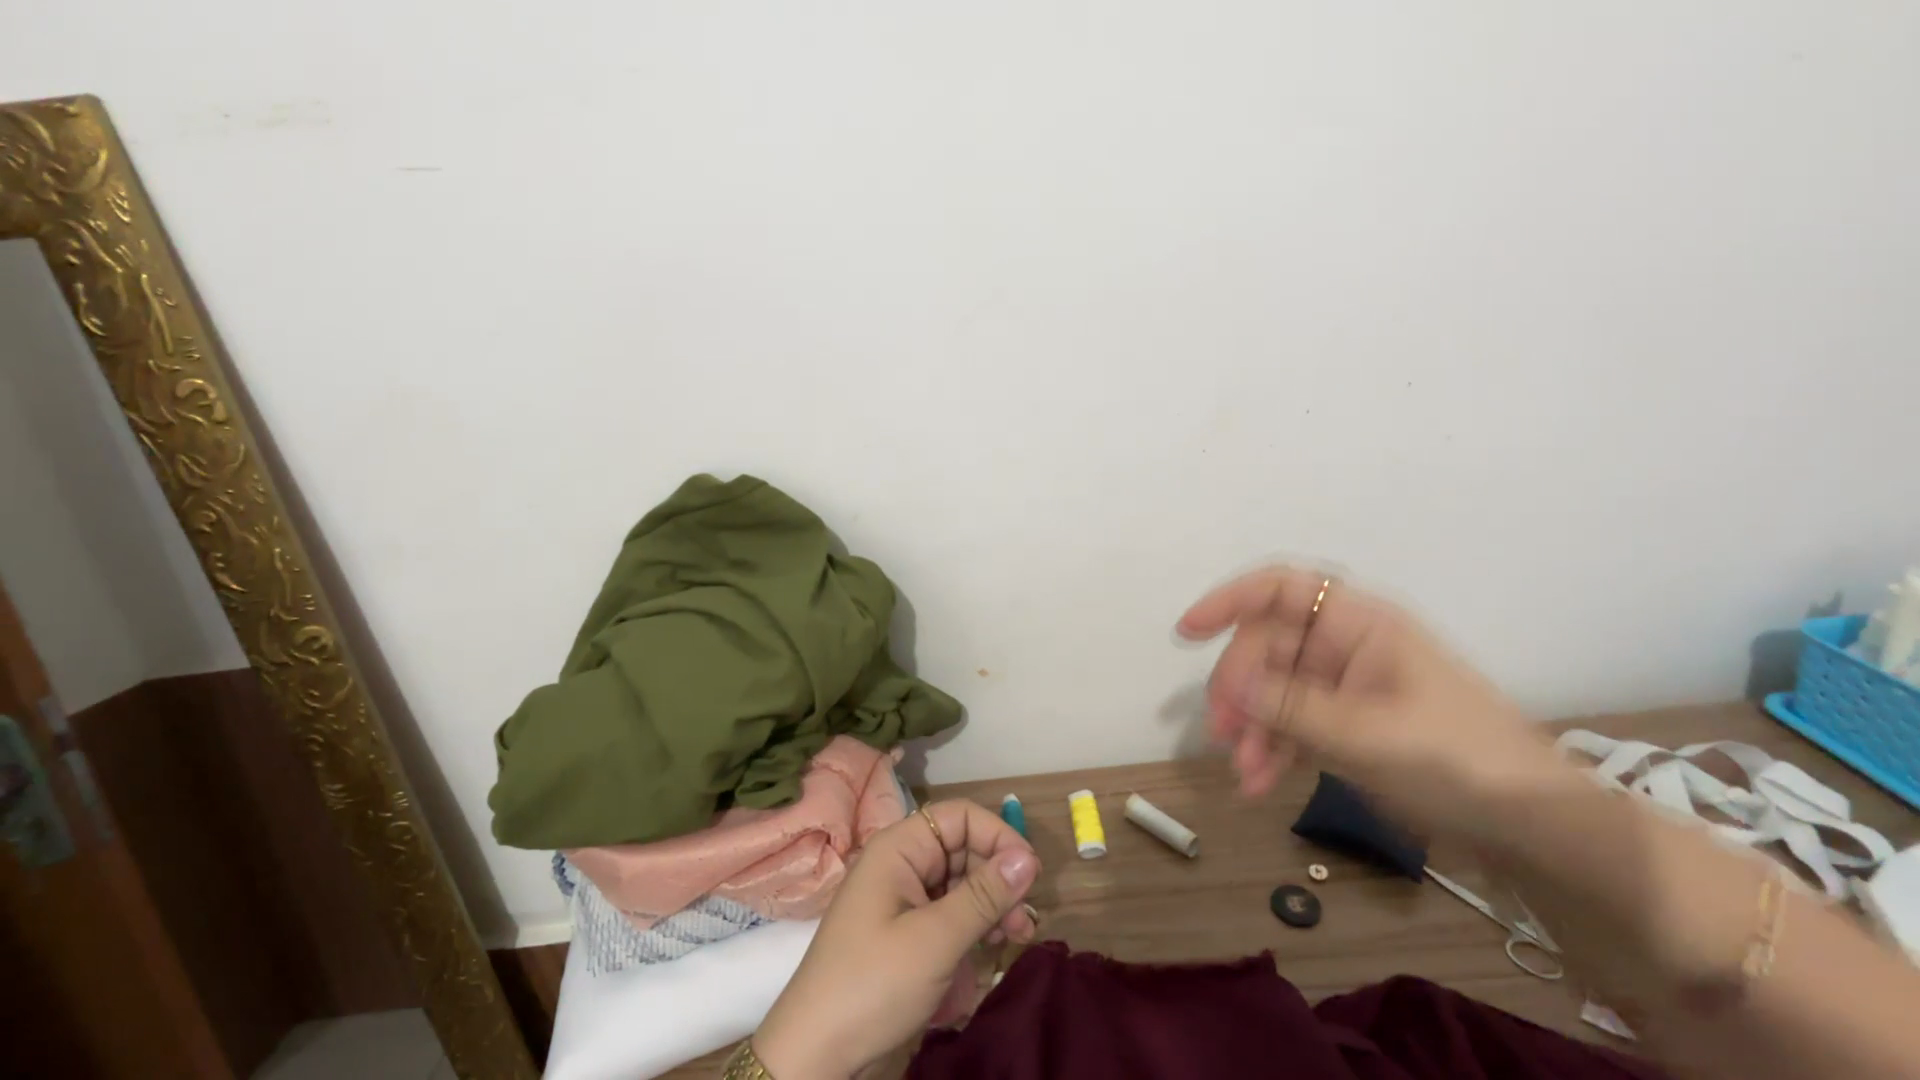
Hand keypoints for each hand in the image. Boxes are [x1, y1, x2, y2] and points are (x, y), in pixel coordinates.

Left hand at [752, 799, 1040, 1078]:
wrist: (817, 1051)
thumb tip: (1029, 858)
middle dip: (999, 878)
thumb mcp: (936, 940)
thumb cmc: (873, 984)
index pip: (960, 817)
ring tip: (1015, 937)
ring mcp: (902, 899)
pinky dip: (973, 925)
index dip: (998, 836)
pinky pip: (949, 912)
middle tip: (1024, 921)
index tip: (1029, 875)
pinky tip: (990, 948)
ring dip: (991, 905)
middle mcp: (901, 864)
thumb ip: (983, 896)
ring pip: (960, 882)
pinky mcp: (906, 931)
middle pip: (964, 849)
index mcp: (899, 849)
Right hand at [1177, 566, 1563, 839]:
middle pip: (1268, 647)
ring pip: (1274, 691)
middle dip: (1239, 688)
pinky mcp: (1346, 727)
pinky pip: (1291, 725)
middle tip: (1222, 732)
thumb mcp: (1366, 733)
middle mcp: (1347, 646)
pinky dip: (1271, 750)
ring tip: (1244, 774)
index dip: (1230, 600)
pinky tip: (1259, 782)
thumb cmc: (1456, 759)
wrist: (1527, 824)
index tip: (1188, 632)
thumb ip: (1290, 707)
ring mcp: (1345, 689)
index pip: (1283, 589)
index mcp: (1361, 624)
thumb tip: (1226, 687)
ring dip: (1252, 728)